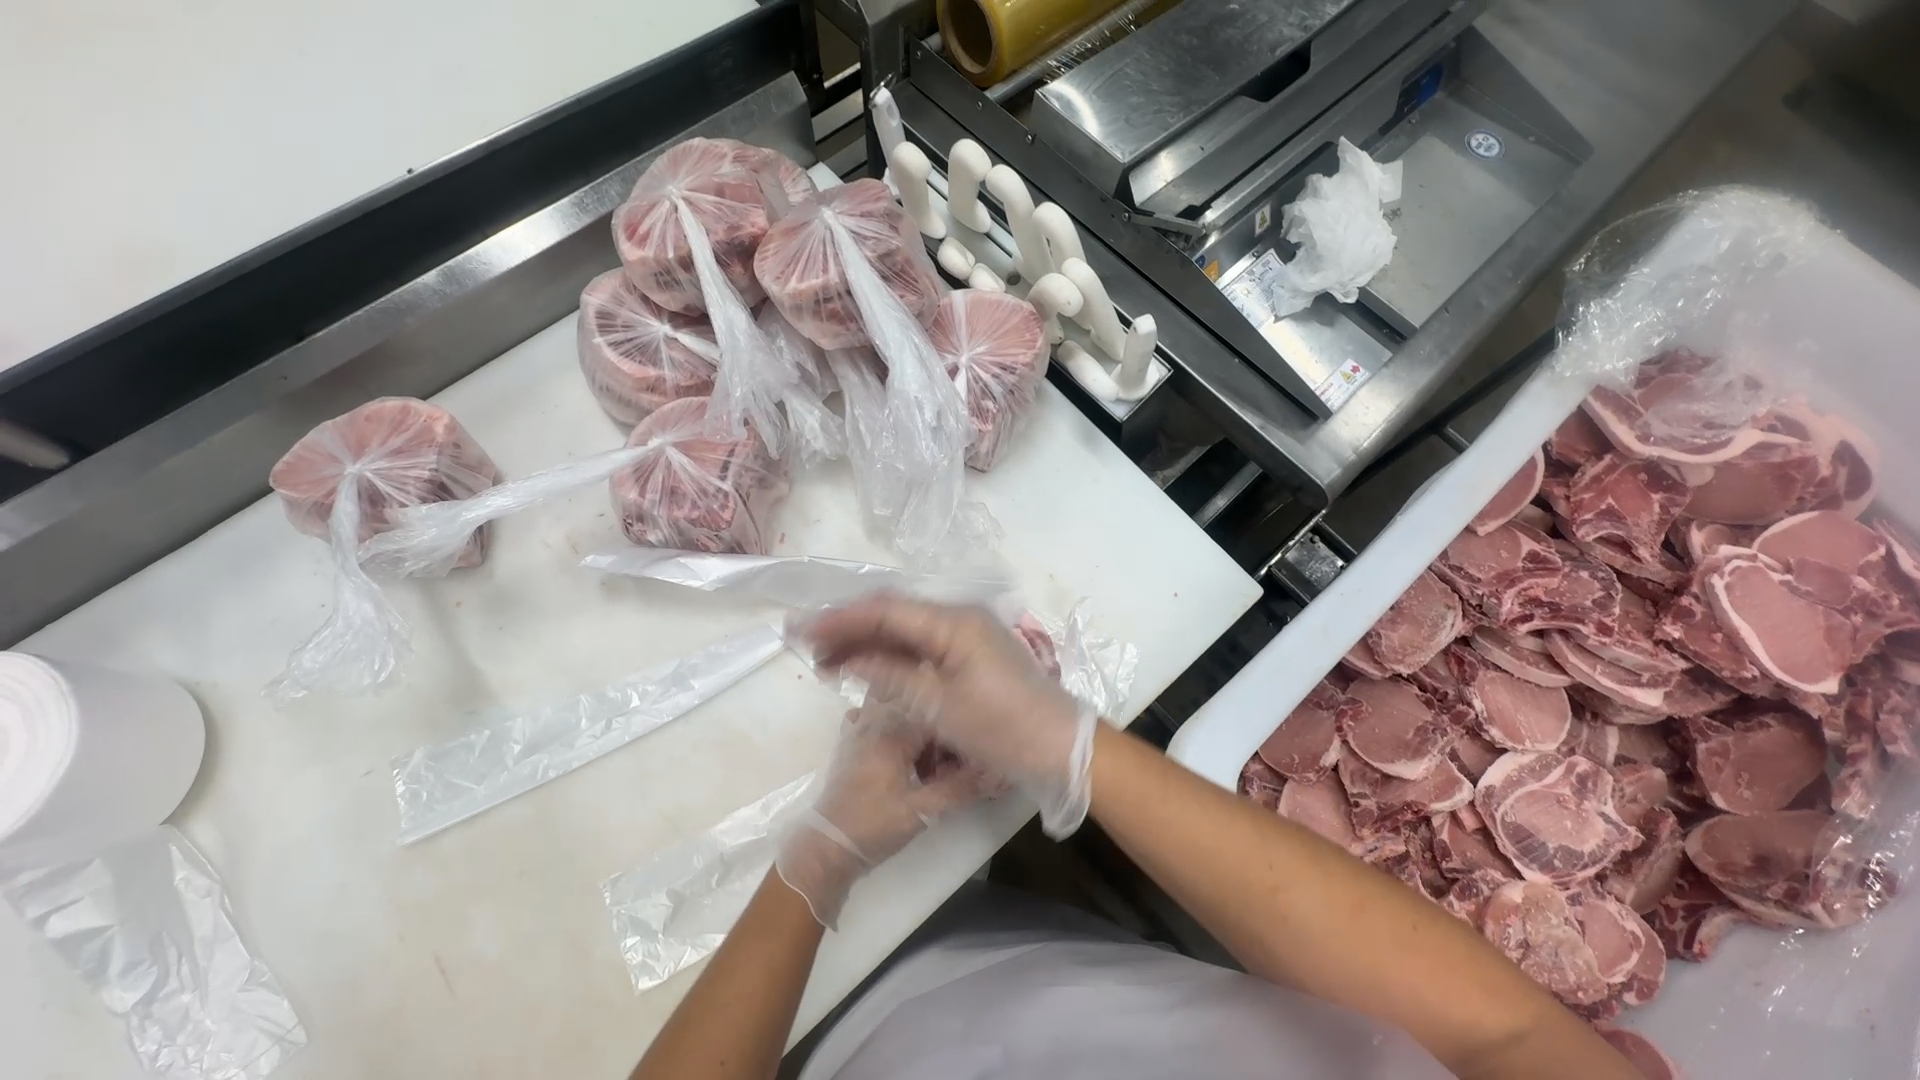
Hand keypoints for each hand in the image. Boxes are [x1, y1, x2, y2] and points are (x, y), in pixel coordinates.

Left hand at [774, 703, 983, 927]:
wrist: (827, 847)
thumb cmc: (873, 826)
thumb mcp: (922, 812)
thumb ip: (959, 789)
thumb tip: (993, 775)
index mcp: (892, 731)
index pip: (938, 718)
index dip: (957, 740)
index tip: (967, 764)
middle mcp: (873, 721)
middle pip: (919, 713)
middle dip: (939, 738)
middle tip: (948, 770)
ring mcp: (857, 729)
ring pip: (899, 715)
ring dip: (918, 735)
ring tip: (927, 768)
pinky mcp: (849, 743)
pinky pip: (876, 722)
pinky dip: (894, 733)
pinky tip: (901, 759)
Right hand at [800, 595, 1096, 838]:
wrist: (1059, 747)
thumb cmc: (1002, 728)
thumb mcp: (939, 707)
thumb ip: (890, 676)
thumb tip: (847, 657)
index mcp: (954, 622)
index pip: (886, 610)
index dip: (840, 619)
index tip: (803, 631)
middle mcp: (960, 617)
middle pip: (893, 613)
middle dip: (848, 627)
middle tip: (808, 644)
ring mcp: (967, 634)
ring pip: (905, 628)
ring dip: (867, 641)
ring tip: (828, 661)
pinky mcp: (971, 653)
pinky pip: (922, 644)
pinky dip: (892, 654)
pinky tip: (867, 667)